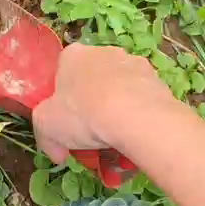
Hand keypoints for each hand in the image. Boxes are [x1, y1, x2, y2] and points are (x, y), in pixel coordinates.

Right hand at [30, 44, 195, 164]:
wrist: (137, 118)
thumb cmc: (83, 114)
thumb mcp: (46, 126)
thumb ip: (45, 137)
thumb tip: (57, 153)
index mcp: (72, 55)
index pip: (62, 73)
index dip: (62, 100)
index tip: (66, 122)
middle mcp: (103, 52)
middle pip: (92, 81)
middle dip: (91, 105)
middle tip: (91, 134)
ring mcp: (134, 64)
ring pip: (119, 90)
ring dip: (117, 111)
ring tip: (118, 141)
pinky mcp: (158, 80)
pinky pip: (142, 100)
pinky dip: (138, 116)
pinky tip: (137, 136)